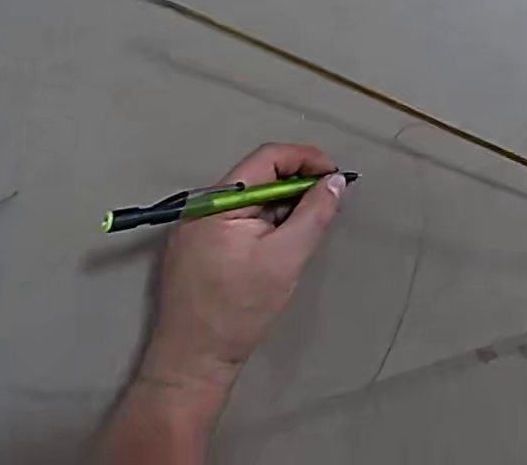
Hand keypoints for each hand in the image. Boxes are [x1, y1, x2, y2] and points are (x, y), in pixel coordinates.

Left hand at [138, 143, 347, 395]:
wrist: (191, 369)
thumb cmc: (239, 311)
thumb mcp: (286, 259)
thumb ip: (315, 214)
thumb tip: (336, 180)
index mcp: (217, 201)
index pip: (268, 158)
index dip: (306, 158)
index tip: (334, 176)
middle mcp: (202, 205)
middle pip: (259, 175)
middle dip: (298, 183)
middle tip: (326, 201)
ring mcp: (196, 226)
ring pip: (251, 197)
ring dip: (283, 203)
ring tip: (306, 225)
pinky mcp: (197, 246)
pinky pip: (239, 216)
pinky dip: (266, 220)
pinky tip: (281, 241)